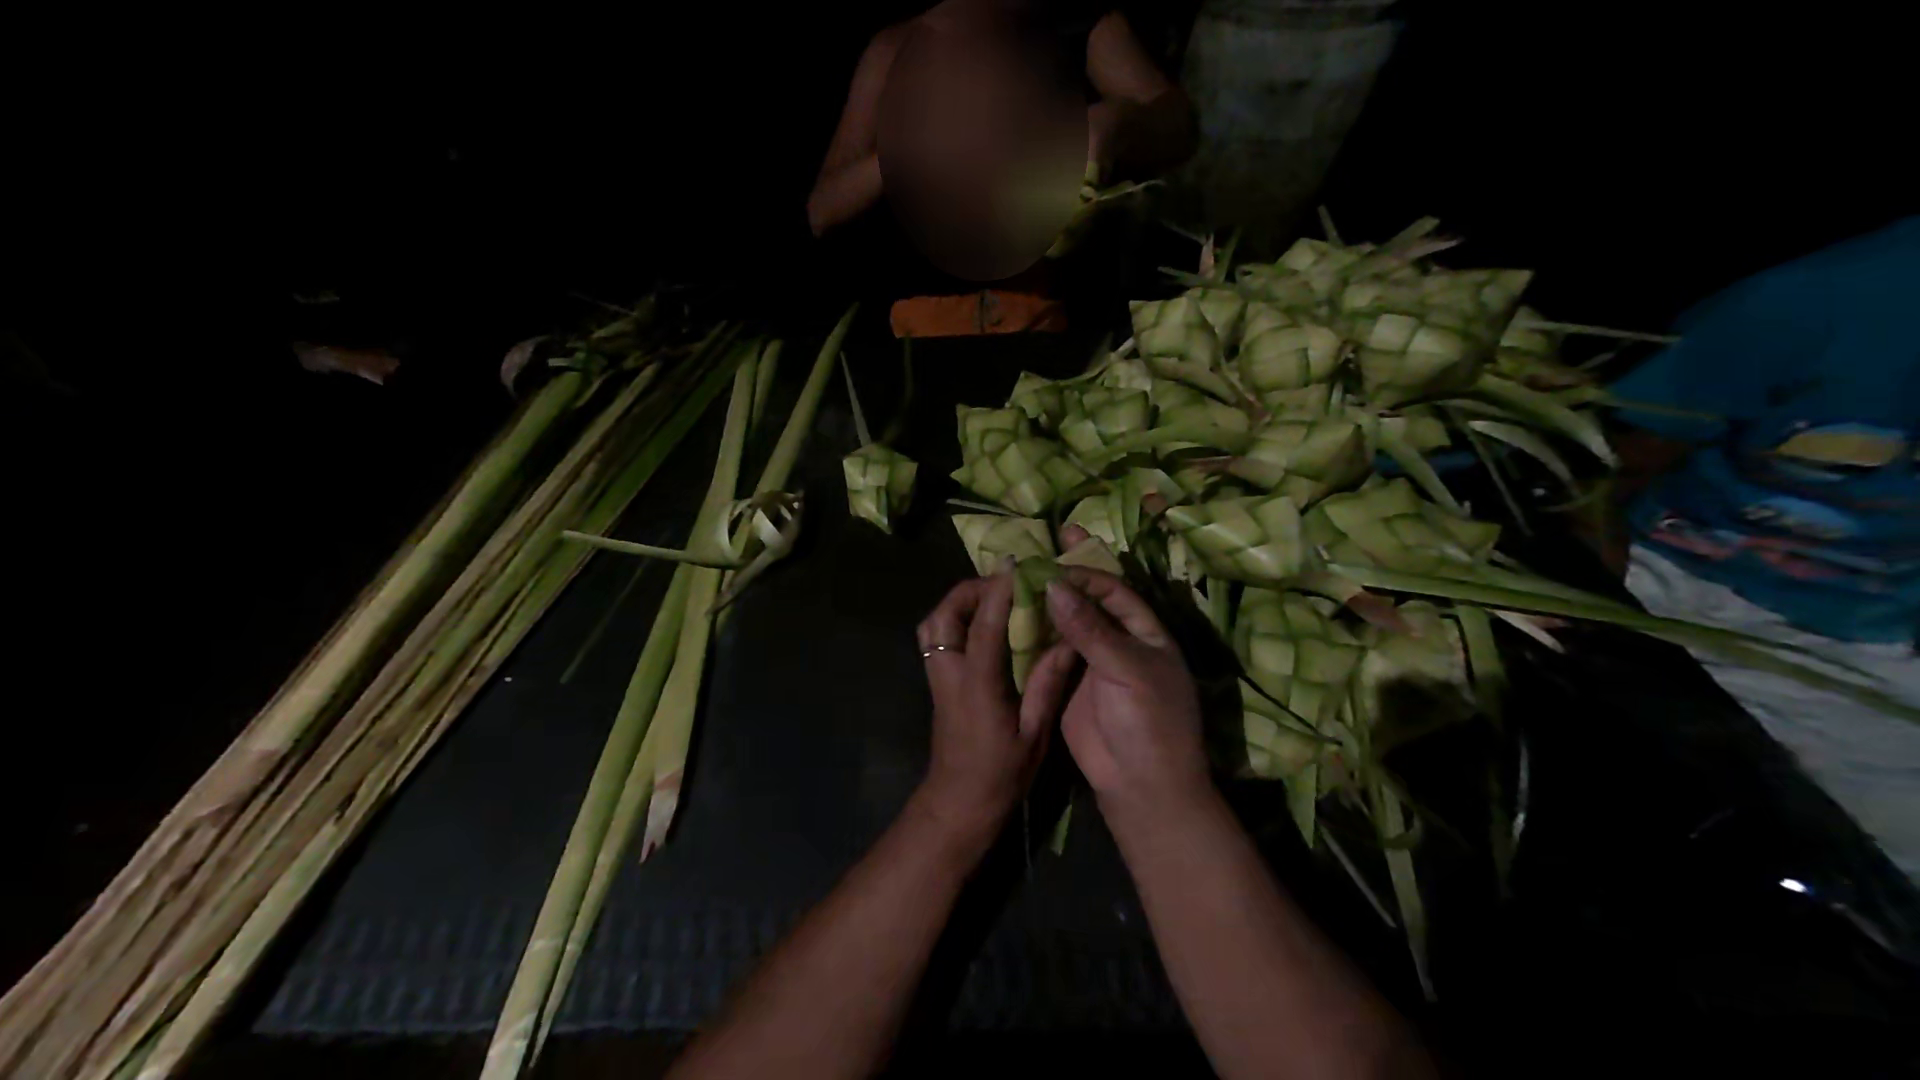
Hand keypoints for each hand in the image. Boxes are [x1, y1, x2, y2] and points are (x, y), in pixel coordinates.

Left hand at [914, 572, 1057, 840]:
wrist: (958, 803)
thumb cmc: (1000, 774)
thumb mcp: (1034, 733)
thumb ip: (1047, 685)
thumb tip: (1066, 642)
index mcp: (976, 685)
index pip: (984, 626)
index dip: (998, 591)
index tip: (1015, 565)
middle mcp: (949, 673)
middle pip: (942, 616)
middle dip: (969, 590)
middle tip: (1004, 584)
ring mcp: (937, 677)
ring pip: (933, 624)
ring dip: (959, 603)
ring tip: (994, 599)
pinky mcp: (937, 683)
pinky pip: (937, 638)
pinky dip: (956, 620)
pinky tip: (985, 625)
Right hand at [1034, 568, 1208, 813]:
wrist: (1140, 785)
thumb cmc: (1149, 721)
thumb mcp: (1127, 669)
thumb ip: (1090, 628)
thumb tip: (1053, 585)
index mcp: (1144, 632)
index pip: (1113, 591)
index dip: (1085, 574)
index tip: (1052, 563)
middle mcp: (1117, 641)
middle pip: (1087, 602)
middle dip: (1065, 576)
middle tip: (1035, 551)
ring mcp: (1091, 663)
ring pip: (1065, 624)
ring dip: (1044, 604)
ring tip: (1014, 580)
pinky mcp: (1068, 684)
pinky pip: (1049, 652)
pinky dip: (1032, 635)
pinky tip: (1009, 618)